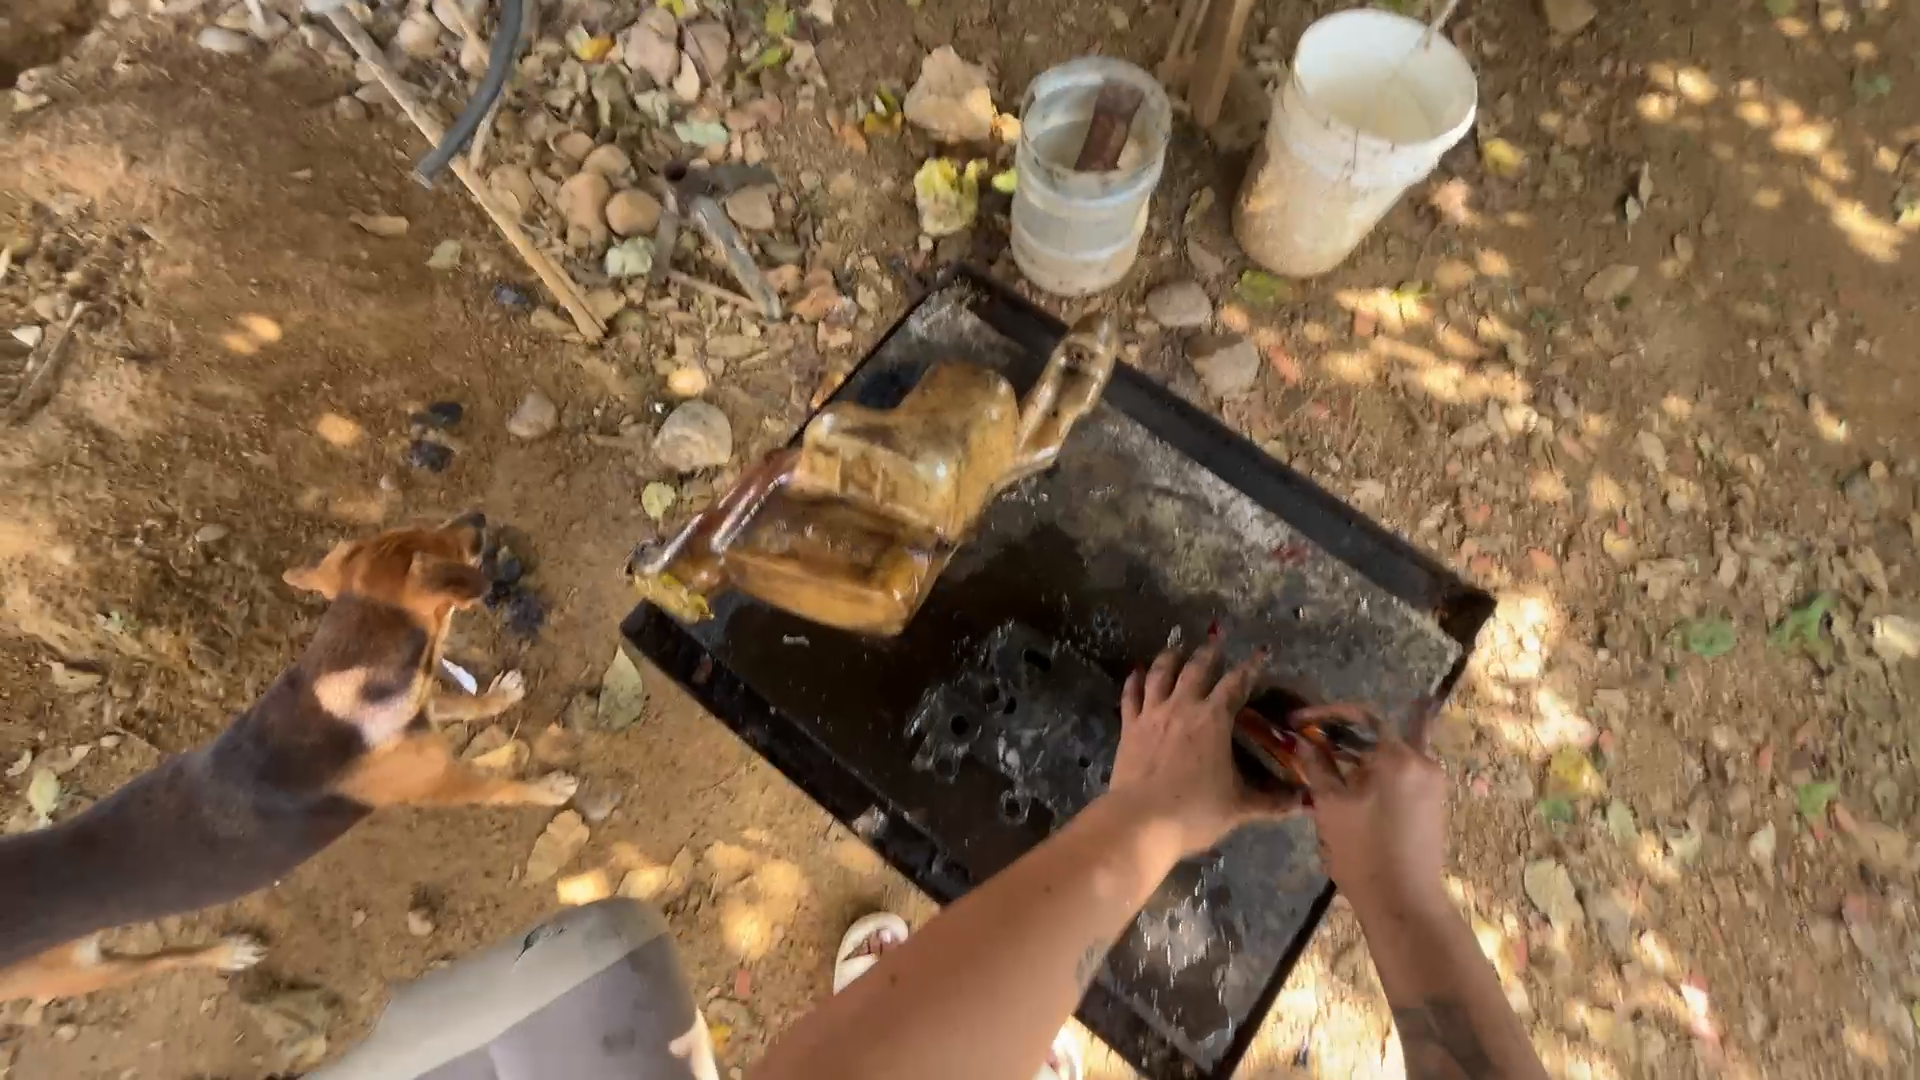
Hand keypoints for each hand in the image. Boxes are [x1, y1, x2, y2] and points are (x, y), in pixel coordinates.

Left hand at [1107, 637, 1301, 856]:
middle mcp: (1182, 707)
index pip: (1236, 685)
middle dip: (1209, 653)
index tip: (1260, 654)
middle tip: (1216, 639)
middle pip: (1196, 669)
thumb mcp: (1241, 807)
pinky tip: (1134, 672)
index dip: (1250, 668)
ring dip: (1170, 658)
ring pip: (1160, 674)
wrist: (1142, 820)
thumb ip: (1273, 801)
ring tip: (1176, 647)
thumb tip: (1306, 802)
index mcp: (1213, 720)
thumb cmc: (1195, 811)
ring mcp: (1152, 714)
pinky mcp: (1129, 726)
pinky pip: (1131, 696)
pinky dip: (1133, 681)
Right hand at [1293, 716, 1448, 908]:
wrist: (1403, 901)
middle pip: (1381, 730)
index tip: (1300, 720)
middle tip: (1314, 733)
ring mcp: (1433, 784)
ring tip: (1328, 754)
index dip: (1328, 712)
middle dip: (1345, 728)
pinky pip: (1402, 769)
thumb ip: (1317, 764)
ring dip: (1361, 747)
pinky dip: (1376, 765)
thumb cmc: (1362, 848)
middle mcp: (1423, 763)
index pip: (1363, 715)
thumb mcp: (1329, 802)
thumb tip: (1304, 740)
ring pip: (1393, 749)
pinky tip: (1352, 777)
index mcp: (1399, 758)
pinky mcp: (1432, 802)